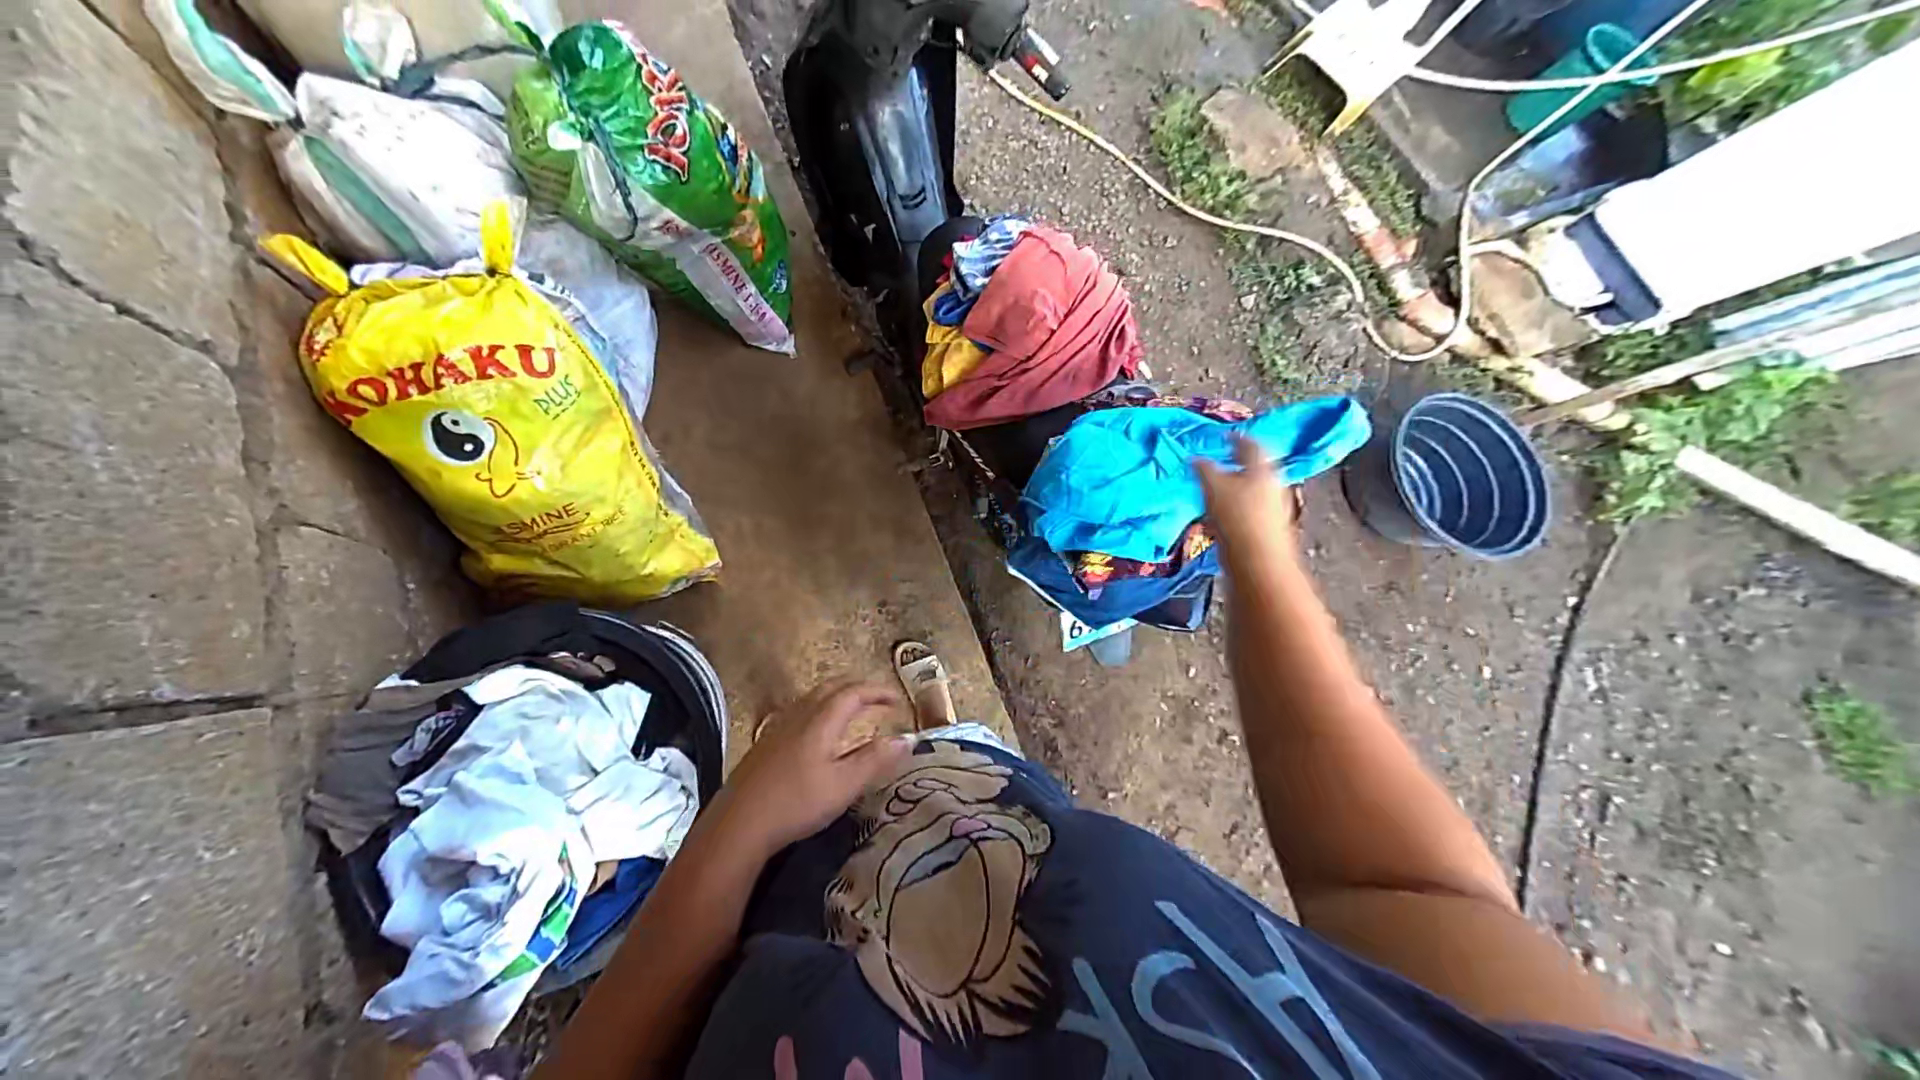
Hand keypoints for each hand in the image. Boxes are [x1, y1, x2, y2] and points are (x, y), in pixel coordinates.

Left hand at [707, 680, 914, 858]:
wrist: (737, 825)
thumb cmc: (796, 803)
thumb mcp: (844, 785)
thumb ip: (875, 759)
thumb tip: (906, 738)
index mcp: (821, 721)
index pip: (853, 693)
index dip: (877, 692)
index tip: (897, 699)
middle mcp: (798, 716)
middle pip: (830, 688)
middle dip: (857, 688)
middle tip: (877, 699)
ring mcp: (777, 729)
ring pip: (811, 699)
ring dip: (836, 697)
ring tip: (852, 711)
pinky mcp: (764, 745)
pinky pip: (798, 713)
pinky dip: (819, 711)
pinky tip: (817, 734)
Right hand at [1194, 435, 1298, 553]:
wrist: (1257, 560)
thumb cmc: (1235, 517)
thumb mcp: (1212, 486)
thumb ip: (1203, 468)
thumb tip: (1195, 459)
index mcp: (1262, 468)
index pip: (1250, 445)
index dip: (1235, 438)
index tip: (1224, 436)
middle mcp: (1274, 484)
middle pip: (1255, 468)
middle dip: (1236, 466)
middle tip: (1219, 464)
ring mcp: (1275, 508)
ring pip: (1253, 490)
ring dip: (1236, 488)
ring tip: (1217, 490)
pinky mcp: (1269, 528)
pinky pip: (1251, 510)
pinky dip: (1238, 506)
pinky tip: (1224, 515)